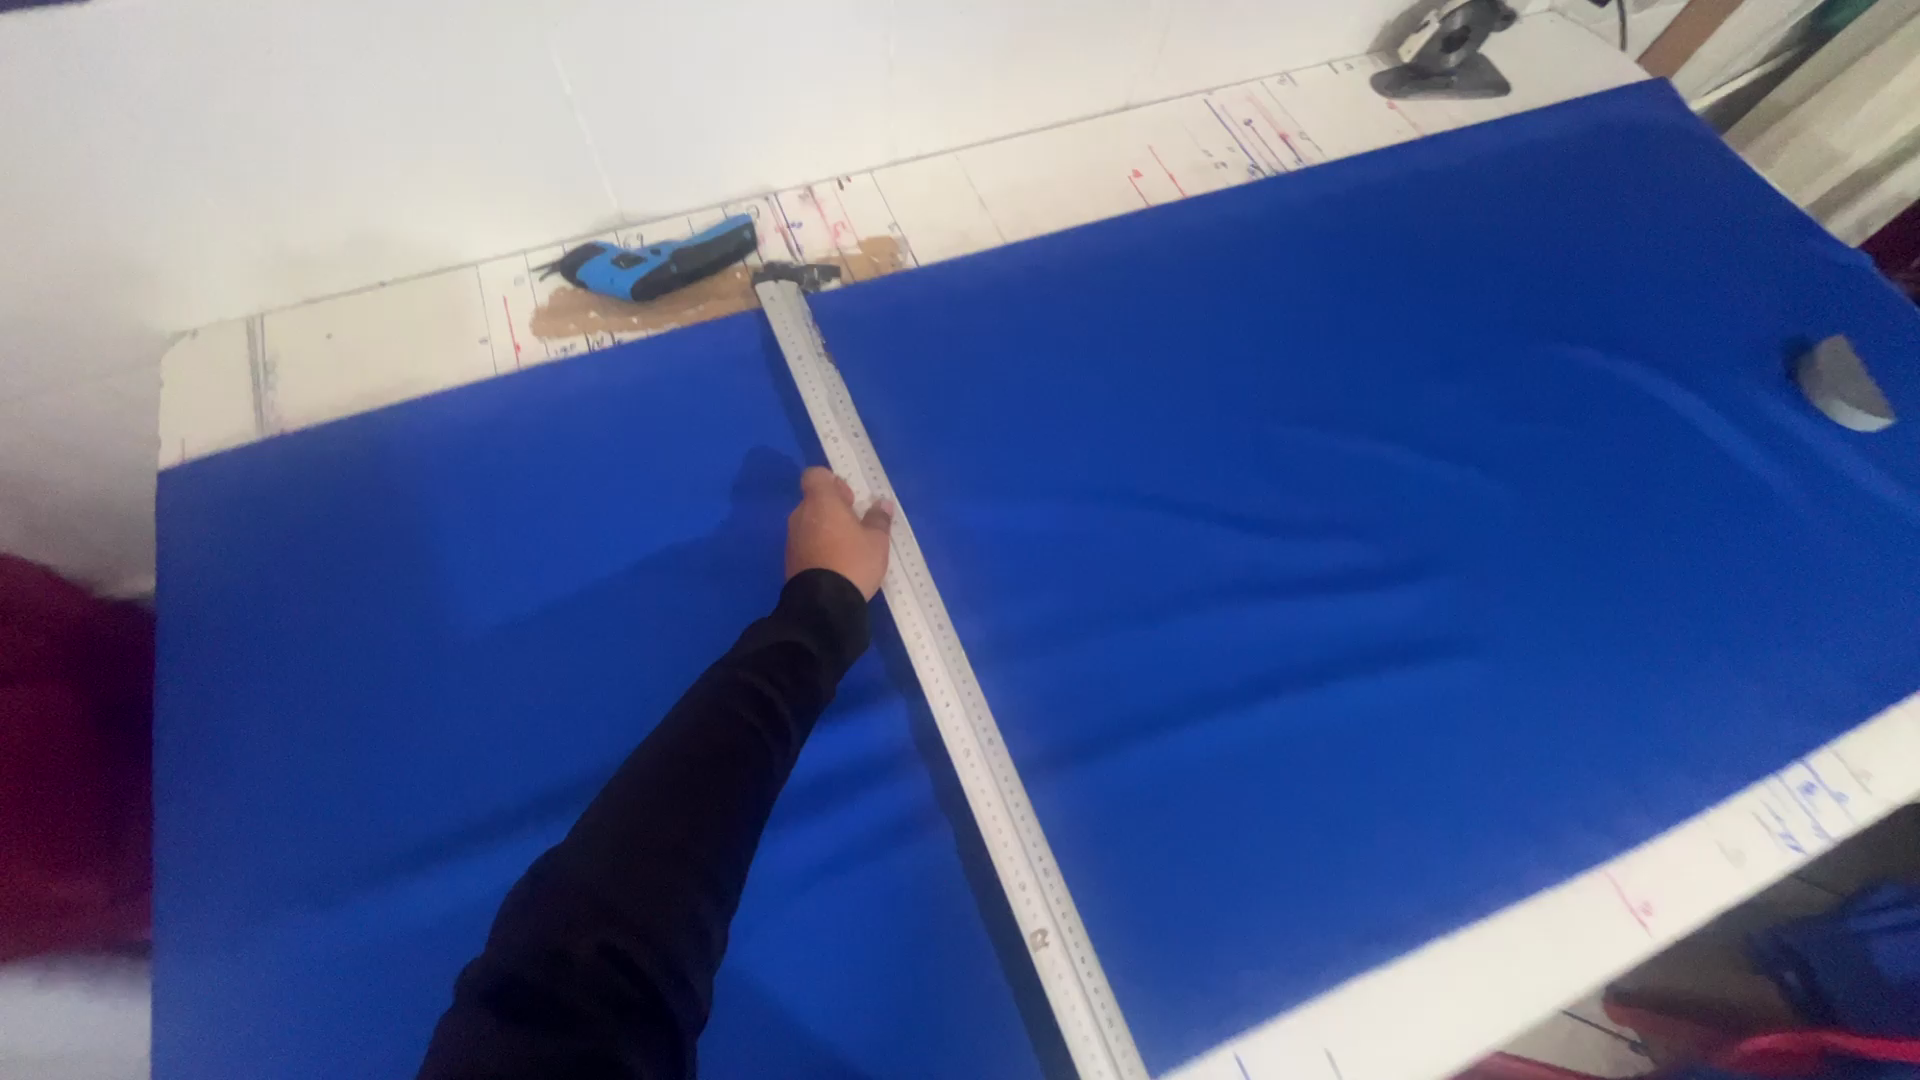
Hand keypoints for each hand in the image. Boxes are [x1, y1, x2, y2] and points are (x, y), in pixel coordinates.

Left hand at [786, 467, 893, 599]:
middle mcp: (801, 514)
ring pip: (810, 523)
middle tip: (855, 526)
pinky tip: (836, 563)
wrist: (823, 604)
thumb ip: (878, 519)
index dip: (833, 482)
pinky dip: (818, 546)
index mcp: (821, 502)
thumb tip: (882, 504)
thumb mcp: (877, 541)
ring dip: (826, 529)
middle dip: (833, 508)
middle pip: (814, 500)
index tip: (850, 500)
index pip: (815, 475)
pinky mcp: (790, 559)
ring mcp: (792, 538)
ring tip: (848, 548)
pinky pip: (806, 543)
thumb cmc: (853, 562)